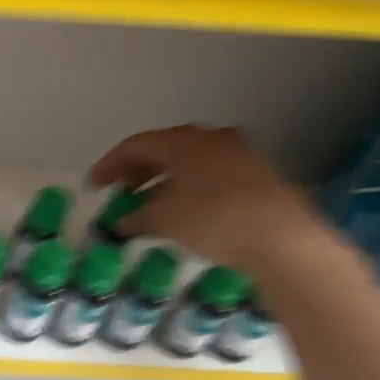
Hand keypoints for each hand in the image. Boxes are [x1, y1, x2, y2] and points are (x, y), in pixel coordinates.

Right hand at [88, 125, 335, 275]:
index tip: (94, 187)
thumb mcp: (164, 220)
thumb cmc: (214, 220)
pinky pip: (213, 174)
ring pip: (191, 162)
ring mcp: (240, 154)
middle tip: (121, 191)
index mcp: (182, 141)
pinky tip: (185, 210)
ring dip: (165, 180)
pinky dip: (191, 187)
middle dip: (138, 171)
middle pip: (164, 149)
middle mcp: (211, 139)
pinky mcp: (260, 175)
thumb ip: (136, 217)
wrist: (286, 241)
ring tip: (151, 205)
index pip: (134, 146)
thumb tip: (122, 222)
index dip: (109, 165)